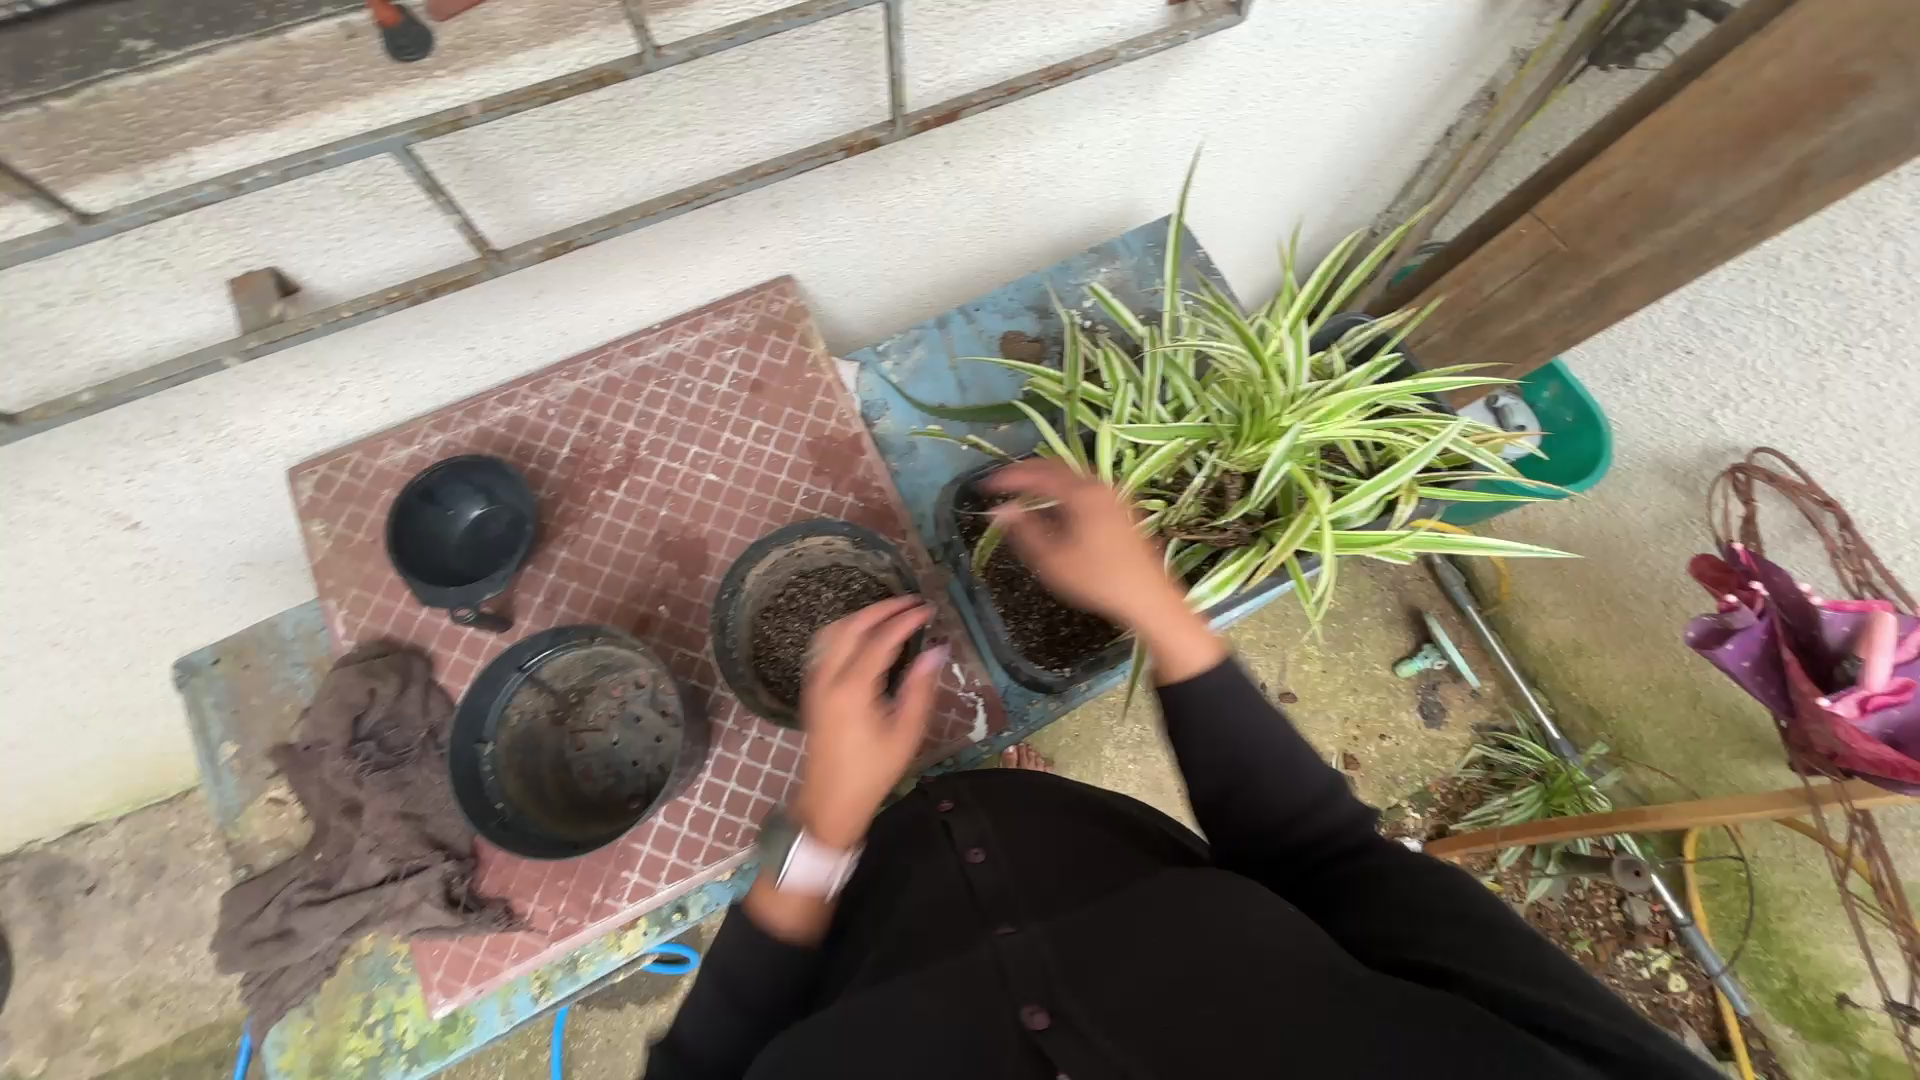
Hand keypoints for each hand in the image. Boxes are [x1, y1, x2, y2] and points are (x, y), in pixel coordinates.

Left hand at [793, 595, 947, 847]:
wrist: (830, 803)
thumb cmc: (872, 772)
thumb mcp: (905, 733)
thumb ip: (920, 689)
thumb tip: (936, 650)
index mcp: (852, 689)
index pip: (880, 640)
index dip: (904, 620)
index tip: (927, 609)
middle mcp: (828, 678)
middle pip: (851, 626)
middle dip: (880, 609)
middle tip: (909, 603)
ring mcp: (815, 682)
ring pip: (832, 632)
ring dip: (860, 617)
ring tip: (889, 614)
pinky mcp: (812, 690)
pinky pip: (824, 646)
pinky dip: (845, 631)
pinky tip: (864, 635)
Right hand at [983, 459, 1225, 683]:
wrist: (1149, 598)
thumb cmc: (1098, 580)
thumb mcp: (1052, 560)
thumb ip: (1024, 531)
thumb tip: (1000, 512)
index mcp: (1082, 494)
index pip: (1038, 473)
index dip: (1010, 477)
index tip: (987, 485)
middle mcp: (1100, 487)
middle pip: (1058, 467)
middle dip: (1028, 473)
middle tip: (1004, 484)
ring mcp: (1115, 497)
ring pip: (1074, 477)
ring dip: (1047, 480)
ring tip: (1026, 493)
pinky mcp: (1123, 510)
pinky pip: (1087, 488)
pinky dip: (1065, 490)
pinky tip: (1057, 508)